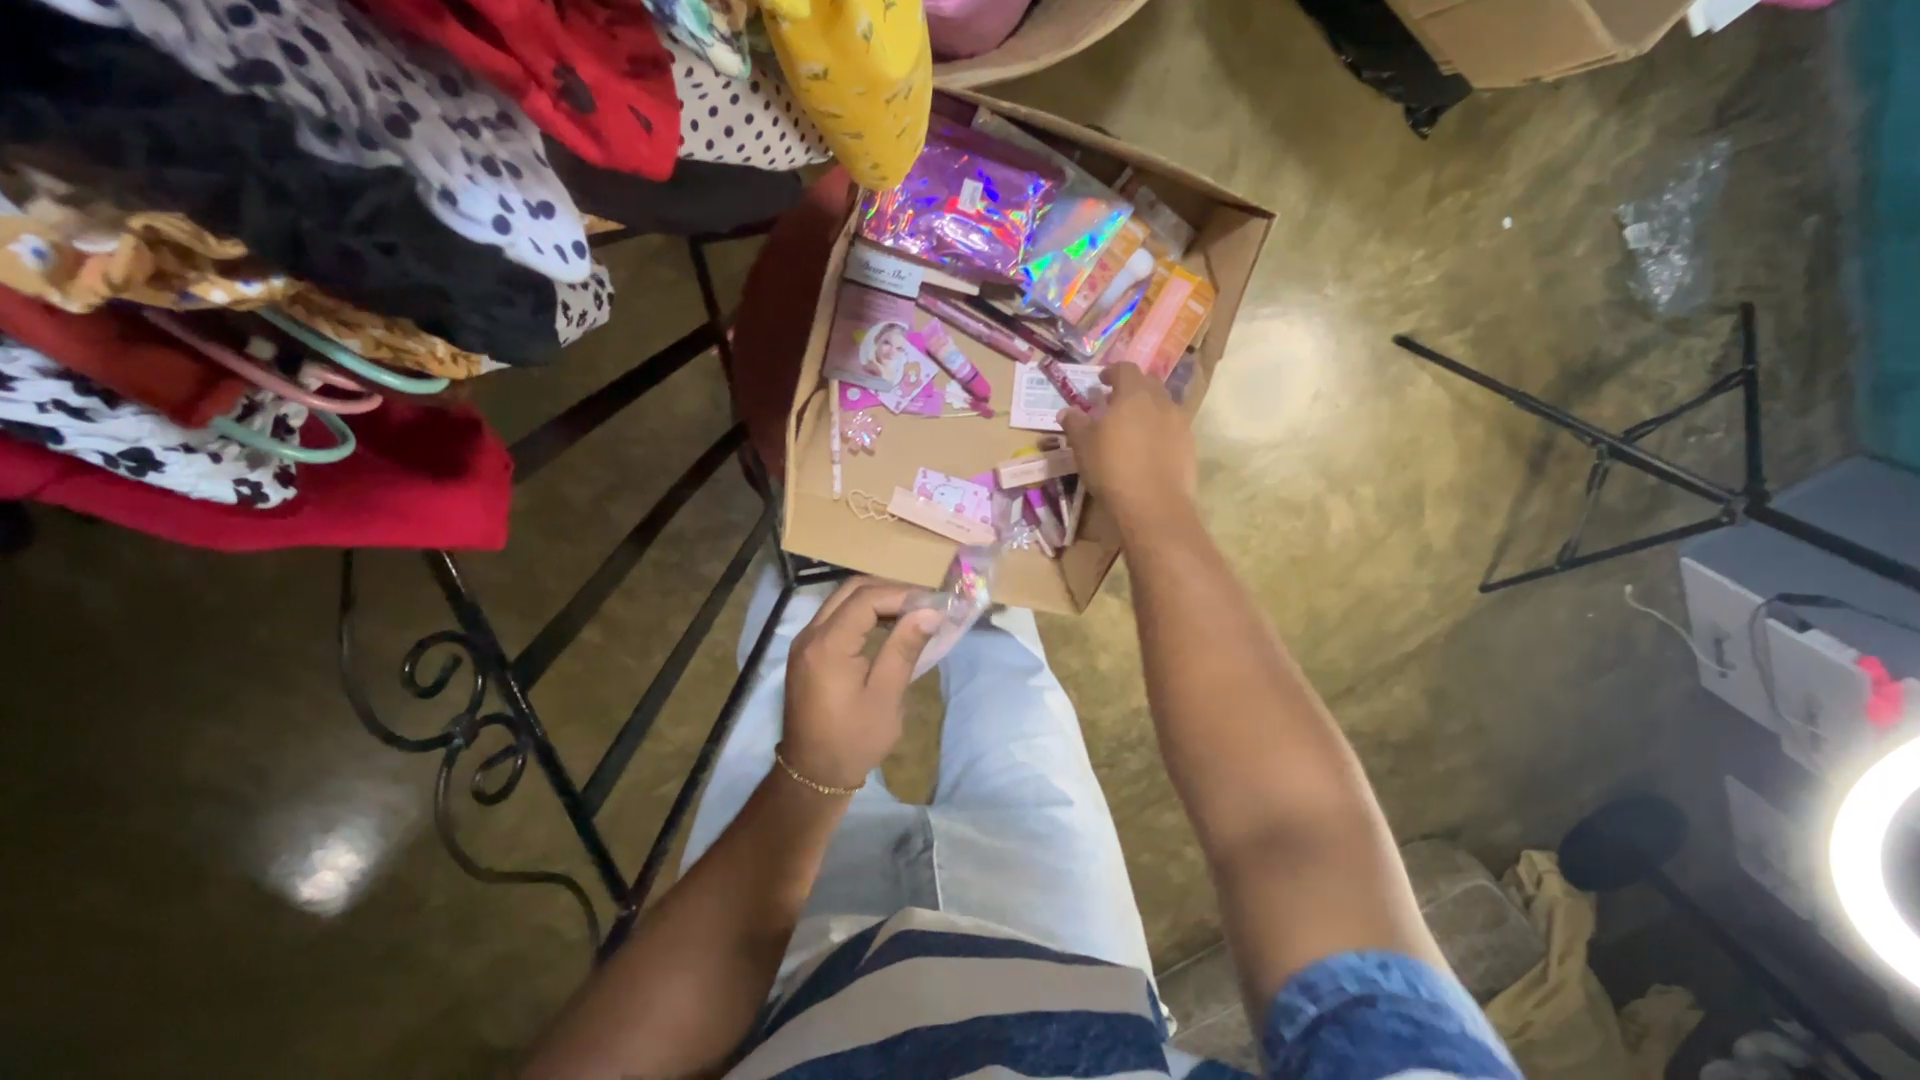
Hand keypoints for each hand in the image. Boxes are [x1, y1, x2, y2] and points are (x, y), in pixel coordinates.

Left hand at [781, 578, 942, 790]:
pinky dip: (862, 613)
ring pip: (841, 601)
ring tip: (912, 611)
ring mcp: (805, 642)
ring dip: (876, 599)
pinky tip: (887, 625)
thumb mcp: (886, 696)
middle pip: (850, 590)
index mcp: (828, 644)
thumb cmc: (854, 739)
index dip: (902, 595)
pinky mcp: (807, 652)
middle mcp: (811, 635)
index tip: (933, 605)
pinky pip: (835, 617)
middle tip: (924, 602)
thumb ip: (904, 648)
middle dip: (889, 589)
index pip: (866, 598)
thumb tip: (929, 612)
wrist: (813, 773)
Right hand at [1058, 363, 1196, 531]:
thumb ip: (1075, 423)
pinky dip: (1161, 430)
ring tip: (1133, 428)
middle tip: (1116, 404)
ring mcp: (1180, 423)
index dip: (1112, 372)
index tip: (1102, 382)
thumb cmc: (1112, 468)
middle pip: (1149, 383)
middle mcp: (1161, 401)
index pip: (1126, 369)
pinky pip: (1174, 428)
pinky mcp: (1190, 445)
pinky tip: (1149, 449)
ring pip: (1164, 405)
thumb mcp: (1083, 445)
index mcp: (1134, 394)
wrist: (1154, 504)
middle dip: (1132, 388)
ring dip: (1148, 409)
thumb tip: (1066, 411)